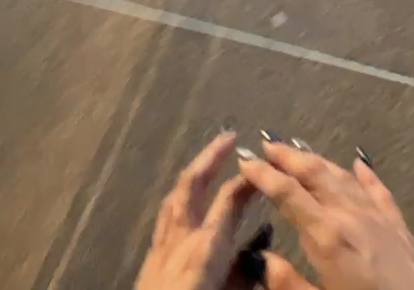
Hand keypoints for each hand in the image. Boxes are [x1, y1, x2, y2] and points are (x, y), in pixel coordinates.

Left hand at [135, 132, 259, 289]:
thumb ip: (243, 276)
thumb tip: (257, 254)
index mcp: (205, 248)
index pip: (230, 200)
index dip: (248, 180)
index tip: (264, 166)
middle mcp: (180, 239)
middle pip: (193, 184)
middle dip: (210, 157)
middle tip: (229, 138)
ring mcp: (160, 248)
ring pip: (174, 197)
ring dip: (192, 174)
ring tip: (205, 162)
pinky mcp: (149, 261)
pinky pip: (165, 217)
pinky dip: (178, 200)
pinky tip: (182, 205)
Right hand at [237, 141, 413, 289]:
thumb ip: (287, 282)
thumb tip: (258, 258)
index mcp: (326, 235)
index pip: (287, 194)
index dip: (263, 175)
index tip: (246, 161)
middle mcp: (349, 214)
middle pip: (314, 173)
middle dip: (287, 156)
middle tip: (266, 143)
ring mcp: (376, 215)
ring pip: (341, 175)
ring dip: (318, 159)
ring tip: (299, 149)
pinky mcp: (397, 224)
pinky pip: (377, 189)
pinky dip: (365, 173)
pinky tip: (359, 162)